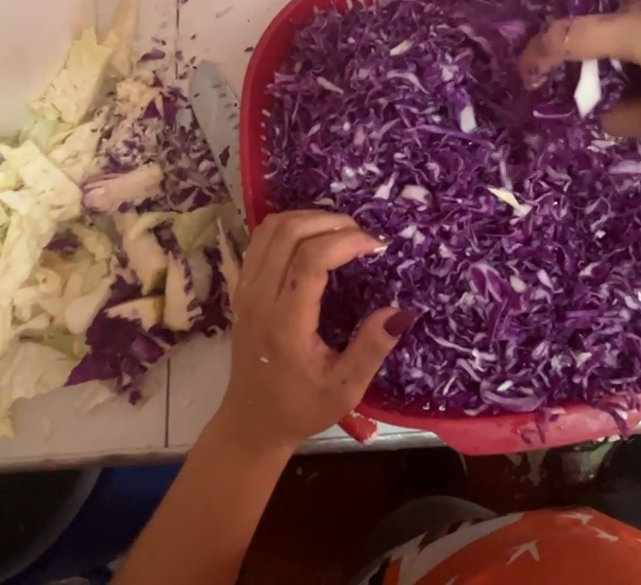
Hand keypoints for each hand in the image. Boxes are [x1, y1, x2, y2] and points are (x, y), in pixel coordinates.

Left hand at [209, 211, 412, 455]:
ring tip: (340, 231)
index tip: (376, 246)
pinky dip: (287, 227)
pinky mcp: (241, 287)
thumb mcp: (345, 389)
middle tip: (361, 235)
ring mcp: (245, 289)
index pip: (310, 259)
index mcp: (286, 322)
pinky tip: (311, 238)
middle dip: (330, 222)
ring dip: (307, 218)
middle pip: (289, 233)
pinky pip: (259, 240)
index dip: (346, 241)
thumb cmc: (301, 407)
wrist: (252, 421)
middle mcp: (260, 298)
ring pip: (270, 229)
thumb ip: (371, 349)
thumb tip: (400, 312)